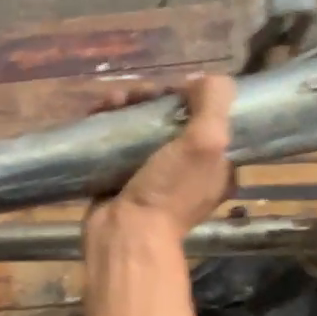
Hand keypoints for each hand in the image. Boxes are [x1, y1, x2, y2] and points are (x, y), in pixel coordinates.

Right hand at [87, 74, 236, 238]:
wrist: (124, 236)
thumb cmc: (169, 192)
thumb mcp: (208, 140)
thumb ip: (215, 100)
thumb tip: (197, 79)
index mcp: (218, 166)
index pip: (213, 119)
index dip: (194, 96)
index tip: (174, 88)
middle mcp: (187, 170)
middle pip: (173, 120)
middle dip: (154, 100)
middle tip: (138, 93)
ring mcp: (151, 177)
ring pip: (142, 130)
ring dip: (127, 108)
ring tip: (111, 101)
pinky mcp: (118, 181)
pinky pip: (116, 146)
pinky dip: (107, 127)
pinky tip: (98, 113)